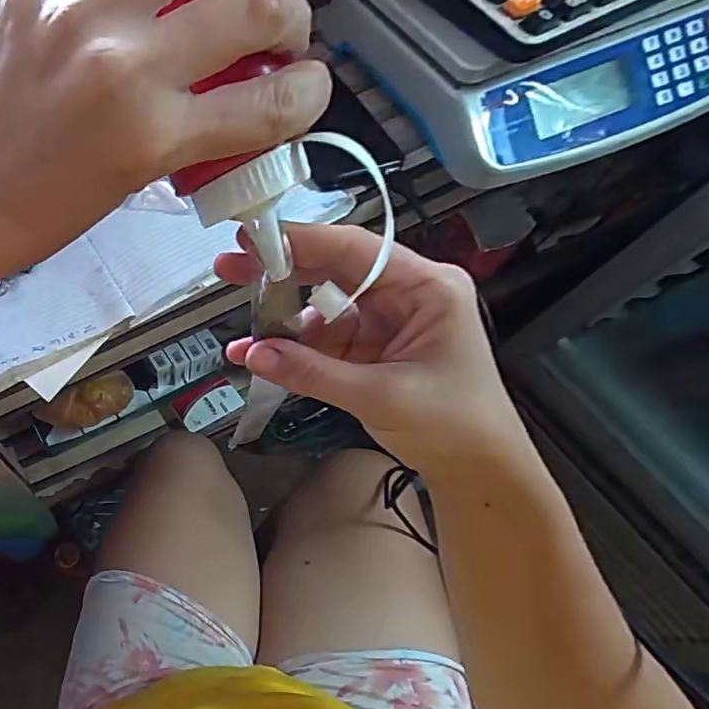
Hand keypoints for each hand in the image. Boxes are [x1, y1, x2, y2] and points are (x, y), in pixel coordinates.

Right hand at [216, 223, 526, 474]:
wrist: (477, 467)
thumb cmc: (456, 424)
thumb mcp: (382, 395)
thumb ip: (313, 372)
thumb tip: (254, 353)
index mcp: (426, 288)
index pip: (356, 250)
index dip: (301, 242)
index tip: (254, 240)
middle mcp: (404, 295)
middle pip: (333, 269)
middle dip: (281, 272)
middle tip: (232, 267)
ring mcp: (383, 322)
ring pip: (322, 306)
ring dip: (282, 318)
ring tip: (243, 328)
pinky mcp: (369, 348)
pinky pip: (322, 338)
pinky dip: (292, 347)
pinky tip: (260, 354)